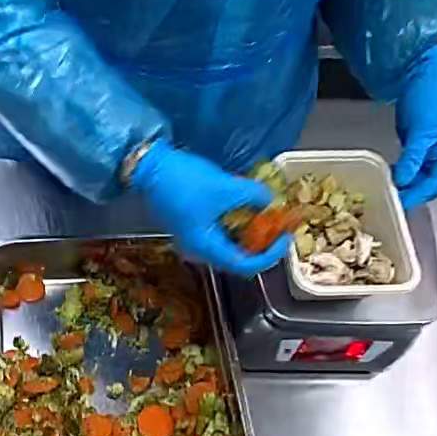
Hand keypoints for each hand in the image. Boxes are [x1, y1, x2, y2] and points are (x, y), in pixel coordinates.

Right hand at [131, 141, 289, 275]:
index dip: (270, 255)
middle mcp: (199, 251)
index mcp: (206, 248)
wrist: (151, 170)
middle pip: (238, 259)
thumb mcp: (225, 187)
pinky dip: (237, 225)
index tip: (285, 236)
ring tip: (265, 214)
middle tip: (279, 225)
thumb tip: (270, 200)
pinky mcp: (193, 228)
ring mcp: (195, 240)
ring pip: (230, 246)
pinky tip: (245, 209)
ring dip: (250, 233)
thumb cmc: (184, 182)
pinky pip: (221, 234)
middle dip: (262, 243)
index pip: (246, 265)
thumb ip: (253, 196)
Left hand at [391, 44, 436, 208]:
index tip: (399, 203)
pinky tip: (391, 173)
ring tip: (388, 188)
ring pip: (424, 173)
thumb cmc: (432, 92)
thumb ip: (413, 157)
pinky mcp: (425, 139)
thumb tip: (402, 181)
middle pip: (433, 180)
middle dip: (414, 191)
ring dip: (408, 182)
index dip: (418, 194)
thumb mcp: (422, 129)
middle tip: (391, 199)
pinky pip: (417, 163)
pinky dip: (405, 170)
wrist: (428, 66)